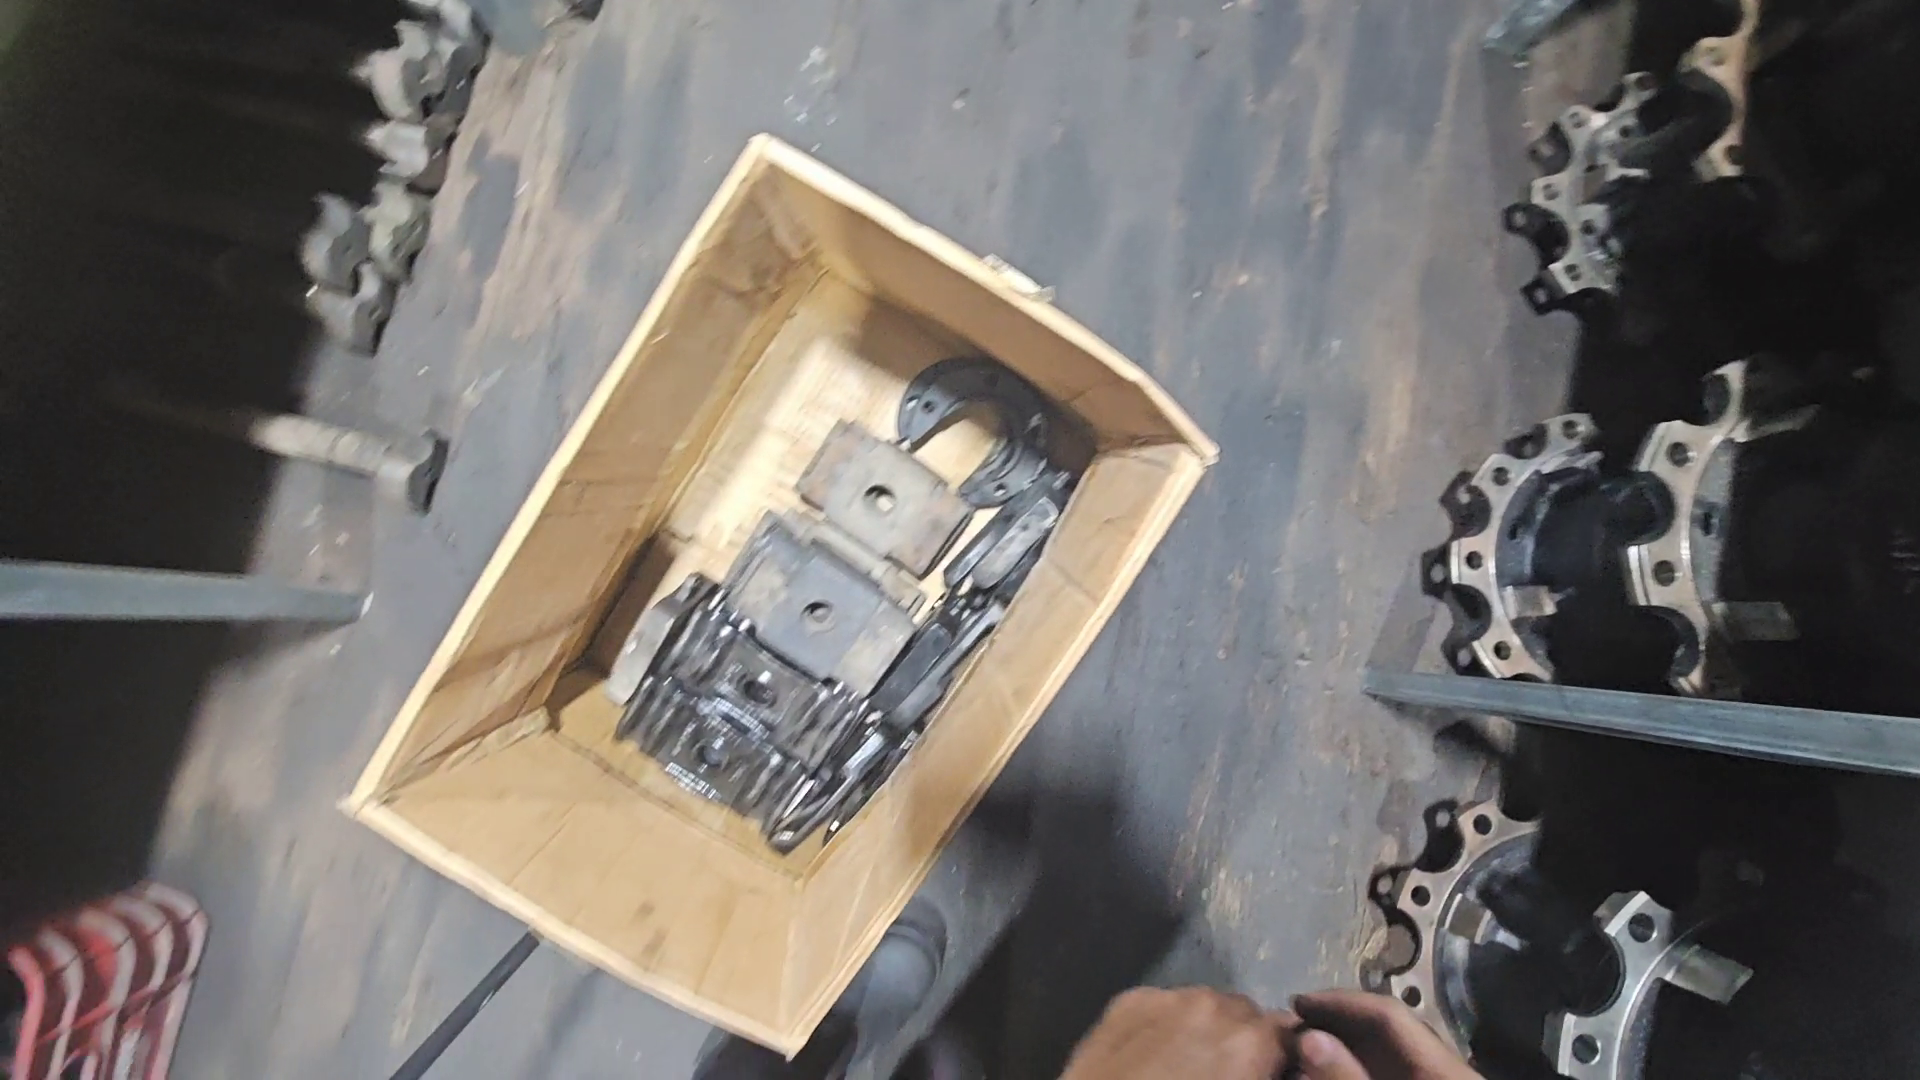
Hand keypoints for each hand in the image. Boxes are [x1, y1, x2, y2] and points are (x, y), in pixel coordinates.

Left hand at [1058, 986, 1300, 1079]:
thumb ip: (1259, 1071)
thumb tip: (1275, 1069)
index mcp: (1246, 1039)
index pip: (1286, 1029)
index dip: (1285, 1053)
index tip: (1277, 1072)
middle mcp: (1208, 1003)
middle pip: (1243, 1012)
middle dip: (1243, 1038)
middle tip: (1231, 1074)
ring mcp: (1164, 995)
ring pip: (1202, 1004)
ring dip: (1206, 1028)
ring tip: (1191, 1065)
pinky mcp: (1128, 998)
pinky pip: (1164, 1004)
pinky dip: (1169, 1024)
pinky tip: (1154, 1056)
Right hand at [1289, 990, 1482, 1079]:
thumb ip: (1349, 1079)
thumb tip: (1306, 1035)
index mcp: (1447, 1069)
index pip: (1389, 1013)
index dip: (1340, 1001)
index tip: (1297, 1002)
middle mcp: (1446, 1067)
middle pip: (1388, 1030)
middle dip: (1338, 1022)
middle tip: (1294, 1023)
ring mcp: (1437, 1077)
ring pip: (1387, 1051)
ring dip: (1344, 1045)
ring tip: (1306, 1044)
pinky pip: (1392, 1070)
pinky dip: (1358, 1065)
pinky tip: (1331, 1067)